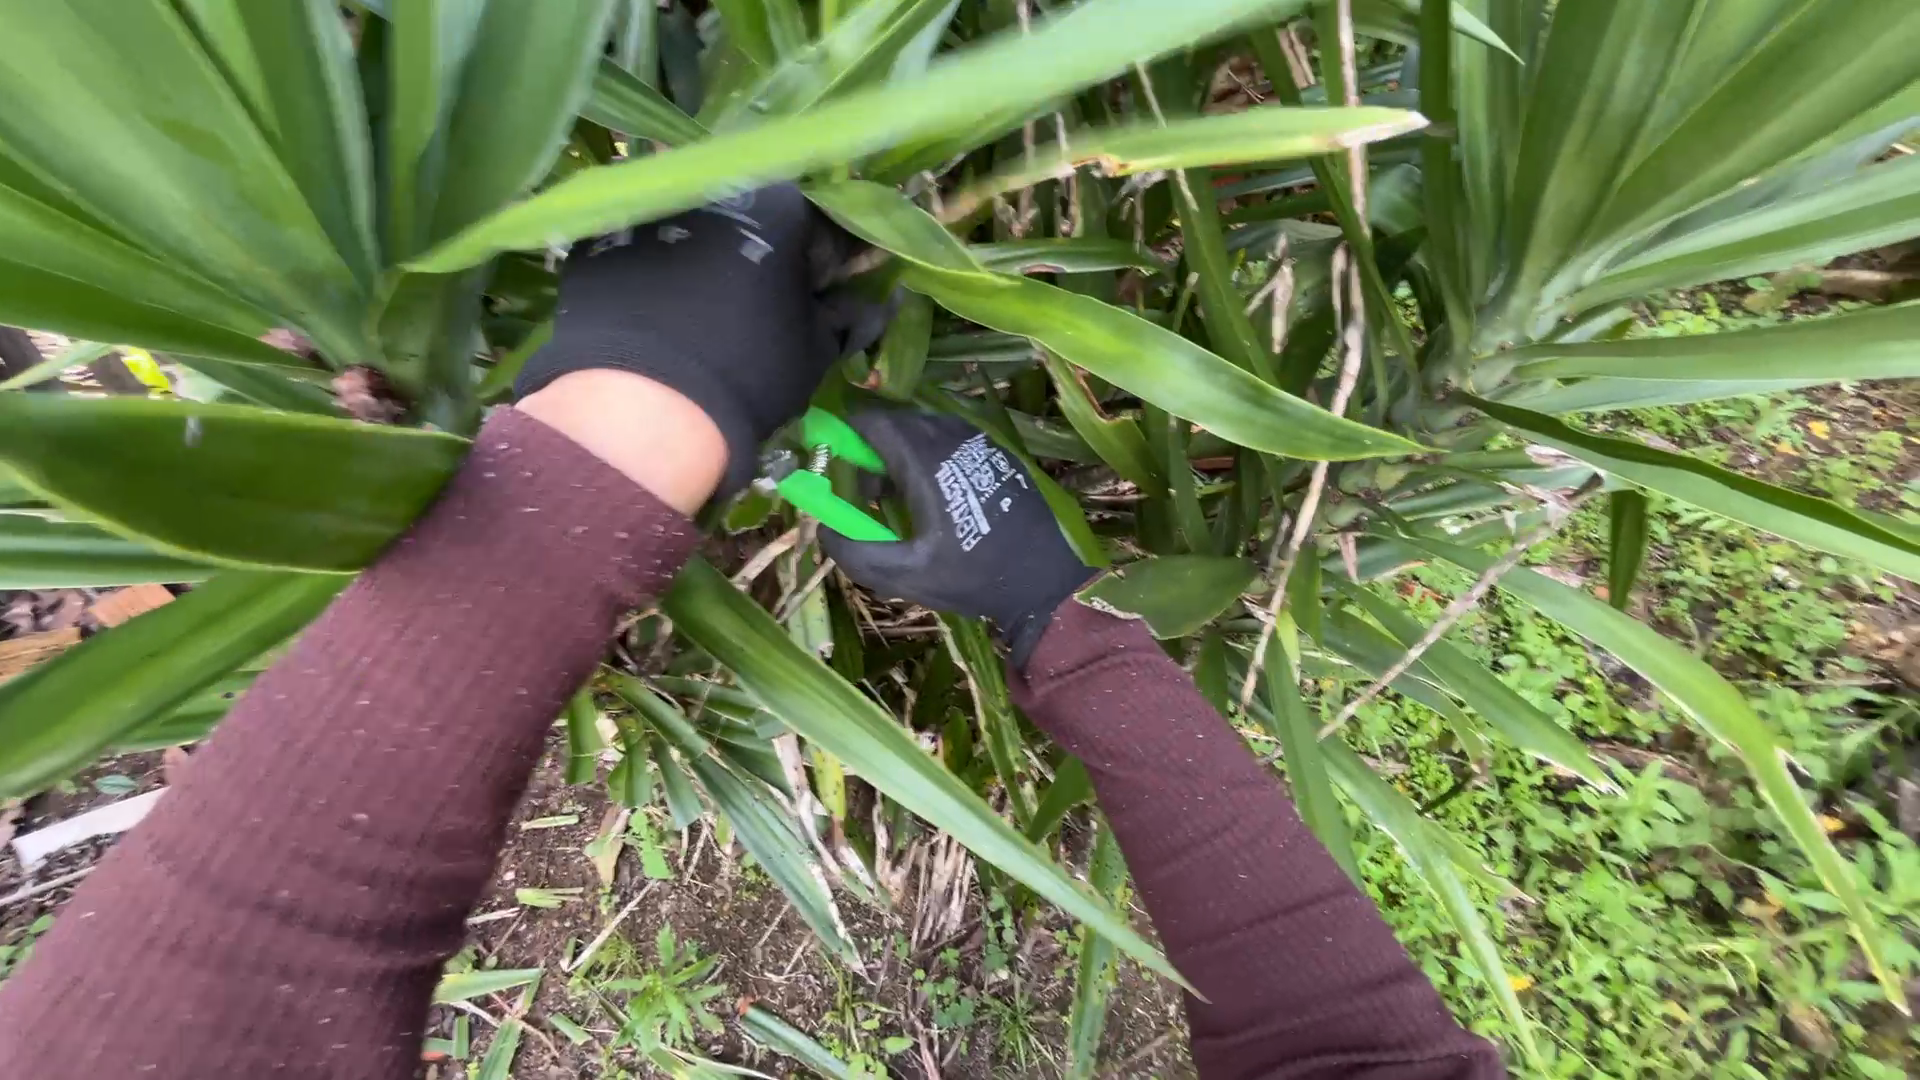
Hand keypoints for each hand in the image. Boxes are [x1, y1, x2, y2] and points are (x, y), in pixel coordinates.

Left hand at [514, 184, 887, 501]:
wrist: (643, 407)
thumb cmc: (750, 374)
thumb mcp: (815, 351)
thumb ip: (844, 319)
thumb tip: (864, 305)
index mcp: (782, 204)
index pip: (830, 223)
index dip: (839, 262)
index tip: (837, 291)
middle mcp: (716, 184)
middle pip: (763, 215)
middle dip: (778, 253)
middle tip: (779, 301)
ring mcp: (652, 204)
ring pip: (706, 225)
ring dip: (723, 255)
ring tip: (721, 307)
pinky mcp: (602, 233)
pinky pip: (653, 242)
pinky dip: (670, 266)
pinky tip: (671, 309)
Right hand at [819, 410, 1093, 667]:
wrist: (1043, 580)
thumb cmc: (972, 577)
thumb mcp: (905, 576)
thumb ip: (856, 553)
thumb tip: (824, 530)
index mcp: (926, 460)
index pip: (873, 421)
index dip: (848, 437)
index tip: (841, 468)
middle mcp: (952, 438)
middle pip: (896, 423)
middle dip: (873, 451)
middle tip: (870, 494)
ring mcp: (979, 442)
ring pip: (923, 429)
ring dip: (902, 454)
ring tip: (902, 500)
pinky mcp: (996, 452)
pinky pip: (949, 439)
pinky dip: (930, 457)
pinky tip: (938, 498)